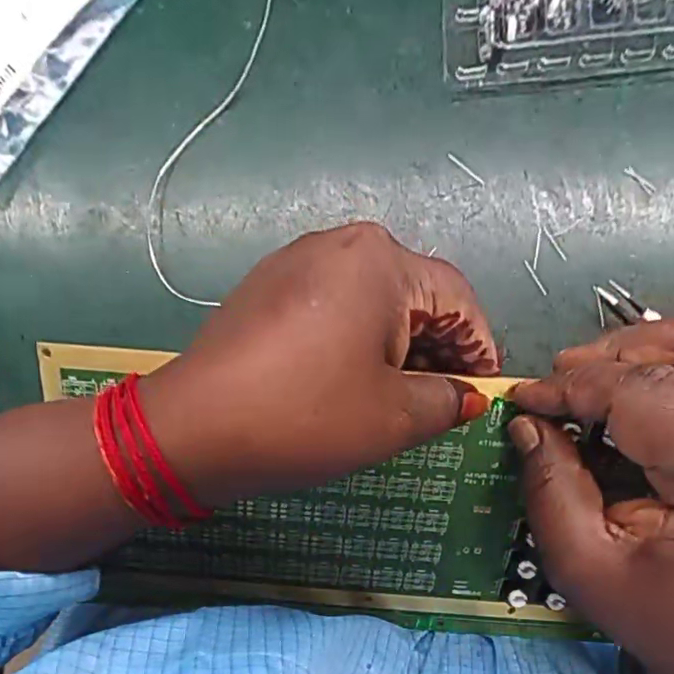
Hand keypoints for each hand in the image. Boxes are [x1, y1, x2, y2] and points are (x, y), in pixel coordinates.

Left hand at [0, 222, 496, 575]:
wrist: (192, 430)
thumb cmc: (303, 418)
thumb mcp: (391, 418)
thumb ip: (444, 401)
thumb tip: (466, 395)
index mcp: (380, 260)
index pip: (455, 300)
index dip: (477, 350)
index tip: (481, 392)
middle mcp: (335, 244)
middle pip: (408, 297)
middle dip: (431, 351)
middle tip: (437, 403)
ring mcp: (289, 264)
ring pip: (364, 305)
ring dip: (388, 350)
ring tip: (392, 400)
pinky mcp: (259, 292)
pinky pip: (324, 311)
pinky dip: (346, 344)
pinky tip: (342, 383)